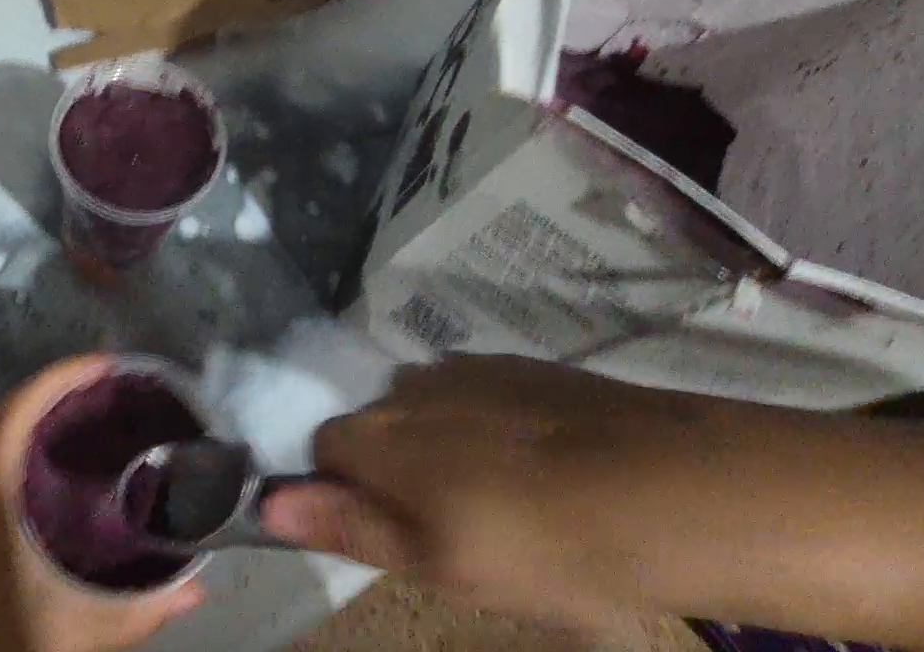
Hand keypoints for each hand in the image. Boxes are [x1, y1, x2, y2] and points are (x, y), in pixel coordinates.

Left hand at [0, 355, 205, 651]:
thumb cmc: (11, 641)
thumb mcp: (85, 627)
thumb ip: (146, 606)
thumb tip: (196, 587)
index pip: (18, 407)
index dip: (61, 375)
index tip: (106, 365)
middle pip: (9, 413)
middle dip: (58, 389)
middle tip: (110, 387)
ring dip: (40, 416)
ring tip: (93, 415)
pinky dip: (26, 445)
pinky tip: (61, 466)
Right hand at [259, 354, 707, 625]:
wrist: (657, 486)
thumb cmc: (533, 545)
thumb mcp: (433, 562)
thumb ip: (345, 525)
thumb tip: (266, 503)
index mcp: (374, 436)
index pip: (323, 452)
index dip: (349, 494)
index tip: (396, 533)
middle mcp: (403, 386)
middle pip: (376, 427)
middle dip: (397, 469)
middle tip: (454, 526)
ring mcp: (462, 368)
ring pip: (426, 408)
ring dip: (442, 443)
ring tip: (503, 496)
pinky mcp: (514, 362)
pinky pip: (474, 392)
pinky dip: (486, 422)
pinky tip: (537, 461)